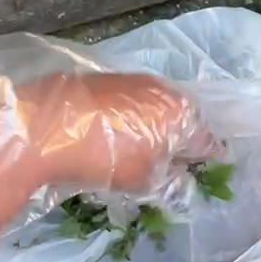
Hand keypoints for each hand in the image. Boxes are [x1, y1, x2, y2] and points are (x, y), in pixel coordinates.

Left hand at [0, 72, 215, 191]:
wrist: (47, 126)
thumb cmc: (106, 157)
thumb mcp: (143, 181)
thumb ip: (171, 182)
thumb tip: (184, 182)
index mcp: (182, 115)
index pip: (207, 139)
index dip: (211, 155)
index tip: (213, 164)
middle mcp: (165, 91)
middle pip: (184, 119)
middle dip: (183, 138)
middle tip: (175, 161)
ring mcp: (135, 81)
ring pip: (157, 107)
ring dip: (156, 125)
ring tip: (144, 148)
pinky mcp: (107, 79)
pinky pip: (132, 101)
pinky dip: (132, 117)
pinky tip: (116, 133)